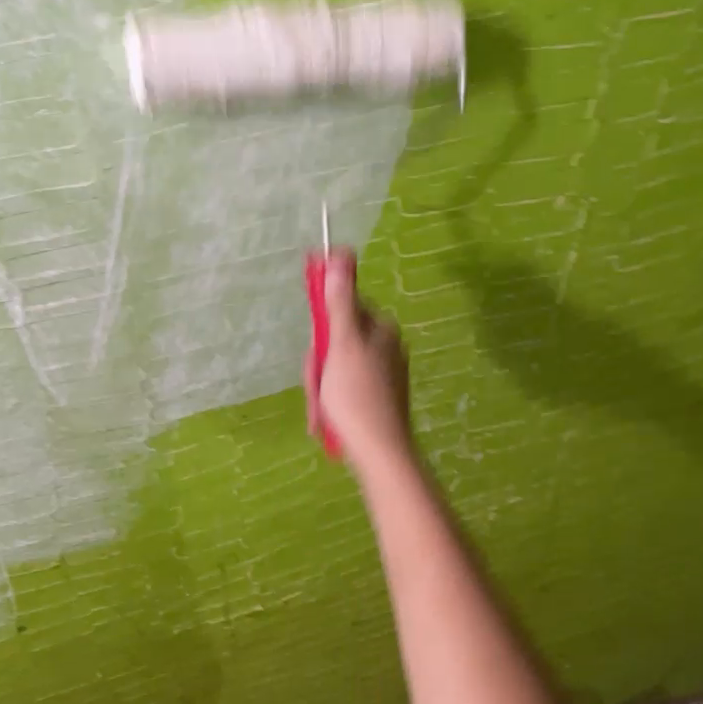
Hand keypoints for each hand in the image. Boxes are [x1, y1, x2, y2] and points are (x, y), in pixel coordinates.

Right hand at [305, 248, 412, 466]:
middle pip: (336, 340)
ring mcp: (383, 373)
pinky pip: (345, 388)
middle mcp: (385, 345)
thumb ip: (338, 298)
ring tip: (323, 409)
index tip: (317, 352)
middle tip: (318, 386)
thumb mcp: (341, 343)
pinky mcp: (379, 398)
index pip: (341, 309)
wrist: (380, 452)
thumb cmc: (356, 395)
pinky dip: (332, 401)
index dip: (323, 330)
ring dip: (322, 387)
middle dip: (319, 365)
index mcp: (380, 328)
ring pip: (336, 367)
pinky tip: (329, 419)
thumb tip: (341, 251)